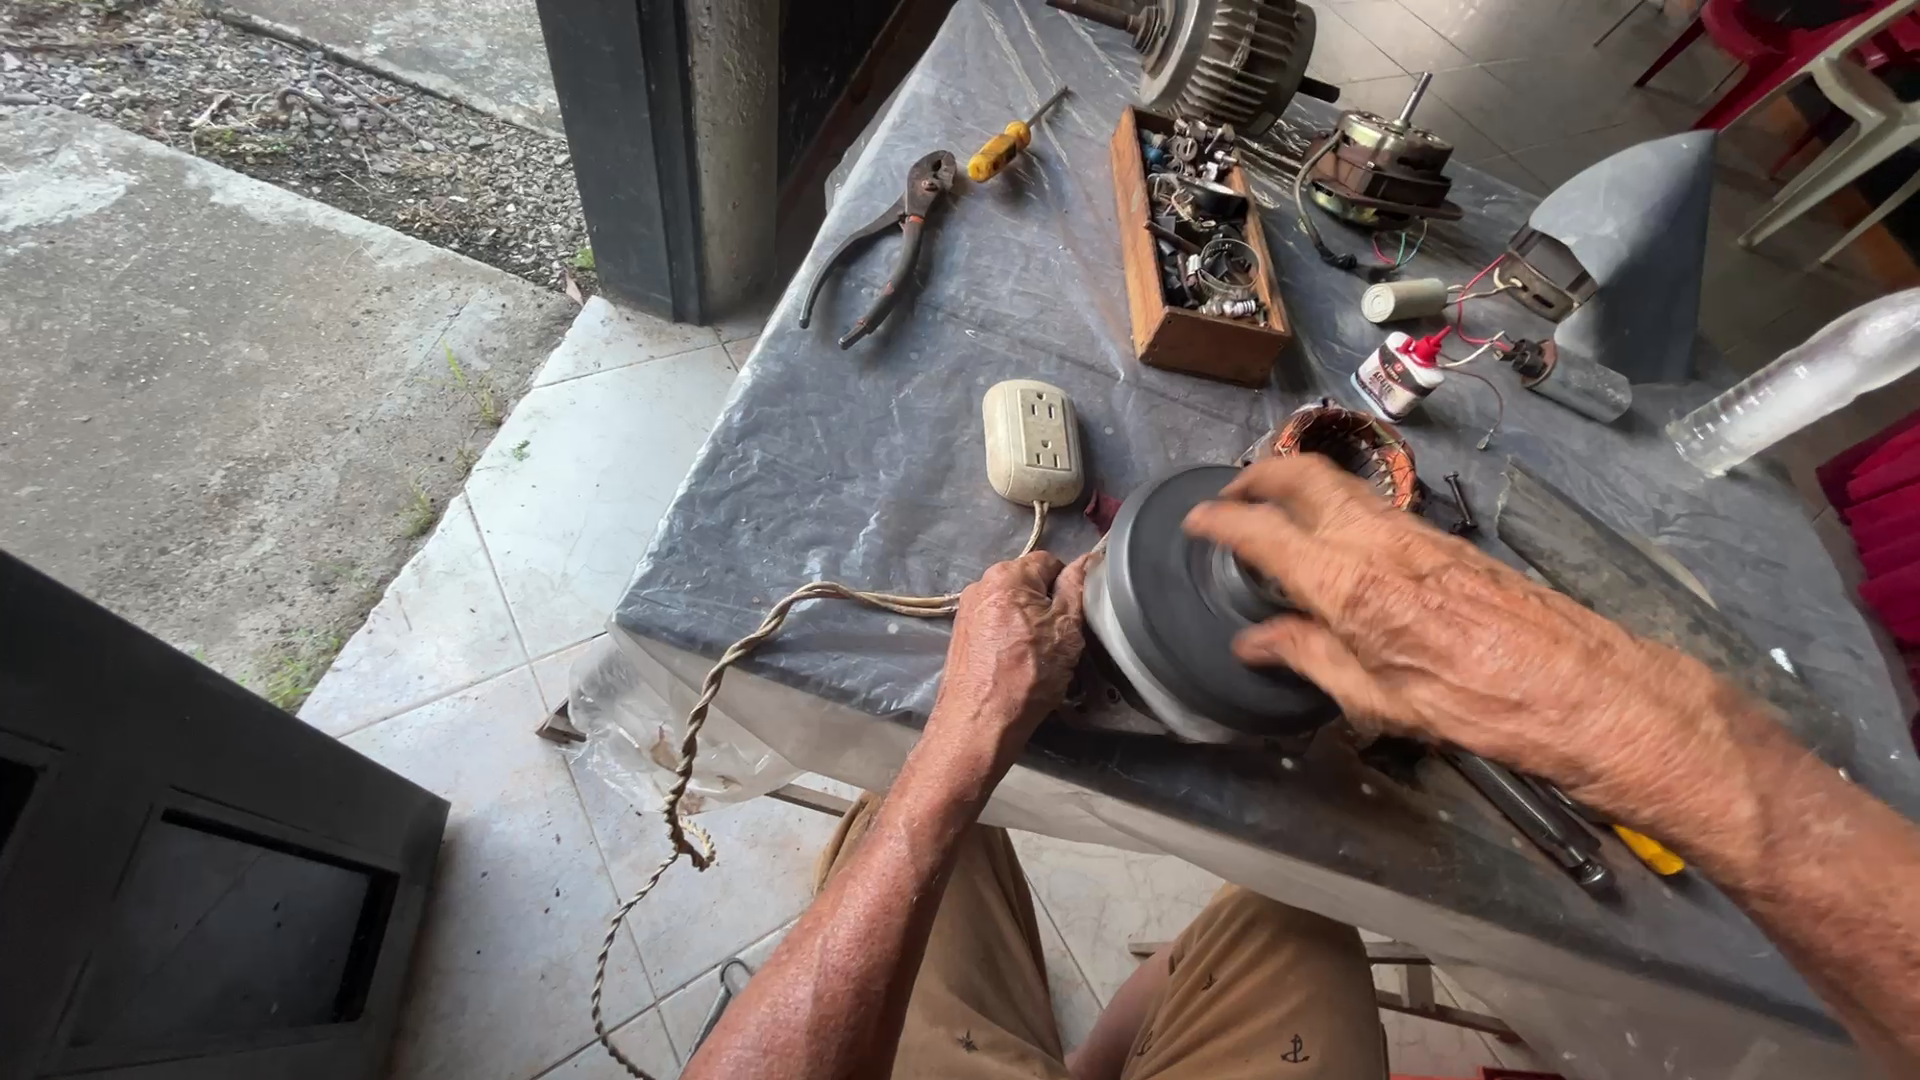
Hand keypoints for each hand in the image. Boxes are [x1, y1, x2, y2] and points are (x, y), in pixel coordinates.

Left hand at [926, 551, 1090, 774]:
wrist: (979, 722)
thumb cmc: (1028, 674)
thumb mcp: (1066, 629)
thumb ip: (1077, 587)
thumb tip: (1087, 560)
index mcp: (1006, 575)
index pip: (1050, 562)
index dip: (1068, 585)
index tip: (1074, 615)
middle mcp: (980, 585)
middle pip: (1027, 583)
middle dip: (1046, 605)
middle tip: (1058, 638)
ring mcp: (966, 610)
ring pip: (1011, 606)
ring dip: (1027, 622)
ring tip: (1036, 655)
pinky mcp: (959, 635)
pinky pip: (994, 624)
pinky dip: (1008, 637)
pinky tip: (1015, 662)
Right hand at [1182, 455, 1732, 817]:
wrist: (1590, 691)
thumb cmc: (1474, 705)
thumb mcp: (1375, 697)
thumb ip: (1306, 655)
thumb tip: (1253, 642)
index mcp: (1346, 583)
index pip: (1263, 531)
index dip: (1219, 520)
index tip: (1195, 521)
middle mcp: (1374, 540)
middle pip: (1303, 475)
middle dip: (1258, 474)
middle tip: (1232, 493)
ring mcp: (1411, 531)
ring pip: (1339, 483)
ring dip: (1296, 484)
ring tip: (1274, 511)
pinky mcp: (1440, 538)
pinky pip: (1370, 504)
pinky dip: (1332, 505)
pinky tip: (1332, 539)